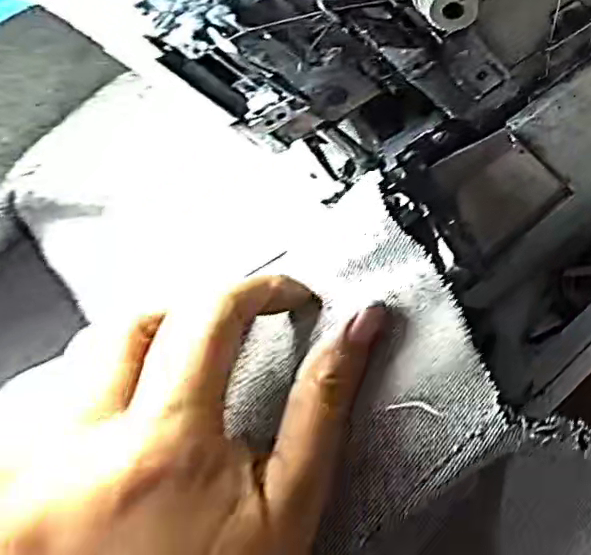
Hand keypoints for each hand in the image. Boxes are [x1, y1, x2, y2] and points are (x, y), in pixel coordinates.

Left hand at [0, 276, 385, 554]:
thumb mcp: (295, 493)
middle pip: (125, 330)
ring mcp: (12, 492)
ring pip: (69, 377)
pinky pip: (32, 429)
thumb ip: (328, 397)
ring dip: (140, 358)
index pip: (207, 317)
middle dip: (196, 308)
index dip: (262, 289)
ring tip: (192, 377)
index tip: (293, 298)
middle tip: (243, 323)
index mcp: (161, 447)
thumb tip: (364, 320)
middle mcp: (68, 460)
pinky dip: (91, 408)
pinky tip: (131, 430)